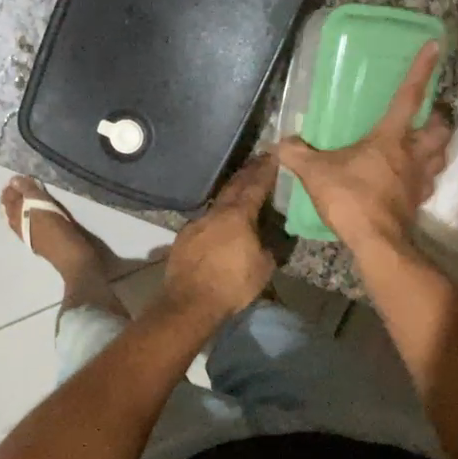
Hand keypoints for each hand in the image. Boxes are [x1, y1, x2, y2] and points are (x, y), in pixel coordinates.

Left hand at [161, 153, 279, 322]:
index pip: (255, 185)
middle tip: (259, 162)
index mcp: (238, 215)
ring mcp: (196, 224)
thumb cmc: (232, 284)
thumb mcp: (264, 267)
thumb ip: (269, 246)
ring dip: (231, 194)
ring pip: (217, 202)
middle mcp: (215, 212)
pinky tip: (220, 222)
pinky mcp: (184, 238)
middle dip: (248, 173)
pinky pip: (205, 220)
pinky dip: (217, 216)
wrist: (190, 302)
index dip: (265, 170)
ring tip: (241, 190)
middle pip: (233, 187)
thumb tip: (270, 239)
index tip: (273, 156)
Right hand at [279, 41, 450, 254]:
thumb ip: (297, 155)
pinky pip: (428, 184)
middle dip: (437, 120)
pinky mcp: (418, 203)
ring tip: (422, 148)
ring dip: (435, 149)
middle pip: (439, 129)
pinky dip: (423, 178)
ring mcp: (419, 180)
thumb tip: (281, 143)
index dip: (422, 70)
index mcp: (390, 138)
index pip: (409, 96)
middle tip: (426, 118)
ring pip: (440, 156)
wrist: (376, 241)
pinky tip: (409, 182)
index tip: (436, 46)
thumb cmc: (350, 198)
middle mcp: (412, 154)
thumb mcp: (315, 173)